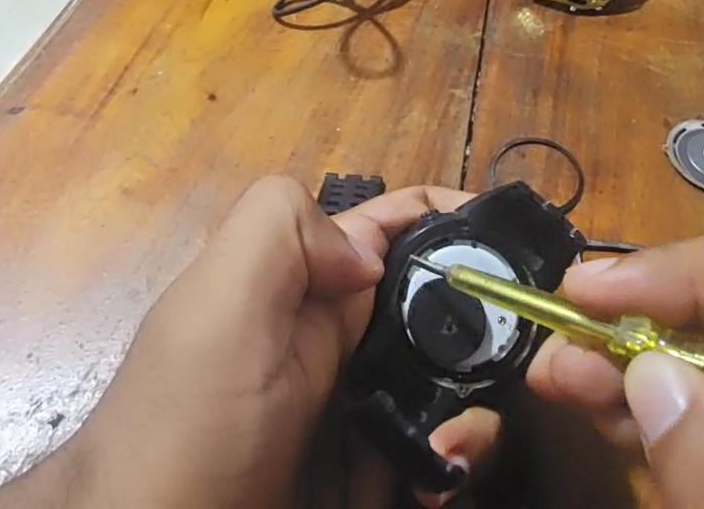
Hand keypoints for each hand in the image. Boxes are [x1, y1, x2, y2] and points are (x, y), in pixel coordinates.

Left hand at [0, 178, 497, 508]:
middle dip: (483, 331)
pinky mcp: (364, 474)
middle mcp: (338, 336)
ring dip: (472, 415)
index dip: (451, 222)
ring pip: (446, 388)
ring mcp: (354, 411)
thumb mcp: (218, 299)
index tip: (515, 245)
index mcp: (307, 277)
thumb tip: (369, 254)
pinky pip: (428, 459)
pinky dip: (446, 467)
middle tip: (512, 367)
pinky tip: (437, 481)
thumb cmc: (187, 419)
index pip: (394, 227)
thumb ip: (284, 228)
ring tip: (454, 452)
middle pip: (439, 311)